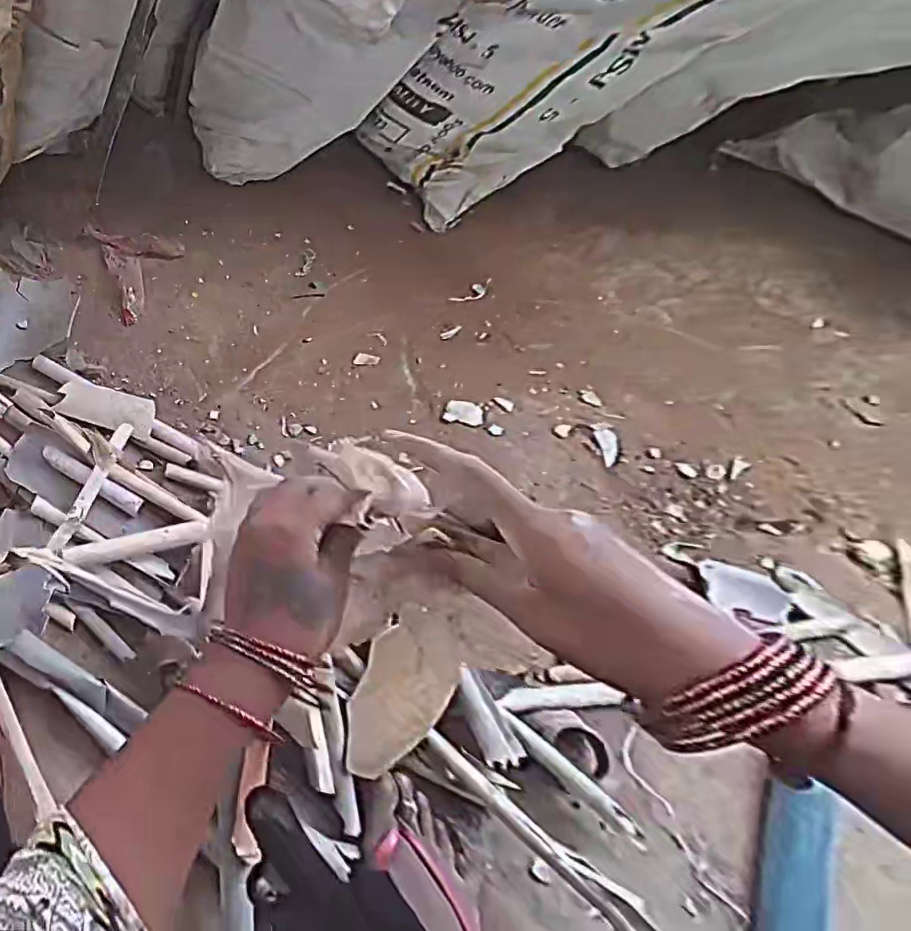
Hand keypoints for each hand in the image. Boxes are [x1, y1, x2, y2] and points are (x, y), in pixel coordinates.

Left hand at [221, 476, 364, 656]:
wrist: (257, 648)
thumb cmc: (298, 624)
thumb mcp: (334, 581)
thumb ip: (342, 541)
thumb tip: (352, 520)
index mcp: (288, 526)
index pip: (326, 496)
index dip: (353, 499)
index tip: (371, 504)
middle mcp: (262, 519)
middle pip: (297, 486)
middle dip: (327, 491)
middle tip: (353, 508)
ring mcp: (247, 528)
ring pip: (277, 493)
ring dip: (303, 496)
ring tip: (330, 514)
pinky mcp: (240, 540)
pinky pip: (264, 508)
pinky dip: (285, 507)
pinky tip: (303, 523)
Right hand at [383, 431, 758, 703]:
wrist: (712, 666)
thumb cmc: (612, 638)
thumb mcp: (525, 609)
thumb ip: (470, 573)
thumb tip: (423, 552)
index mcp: (536, 526)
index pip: (469, 474)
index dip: (427, 452)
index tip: (392, 438)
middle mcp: (558, 518)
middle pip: (484, 503)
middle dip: (445, 518)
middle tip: (414, 542)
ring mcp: (581, 531)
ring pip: (508, 523)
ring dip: (476, 539)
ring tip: (455, 570)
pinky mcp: (596, 548)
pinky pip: (533, 537)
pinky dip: (505, 549)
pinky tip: (500, 579)